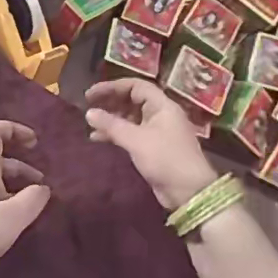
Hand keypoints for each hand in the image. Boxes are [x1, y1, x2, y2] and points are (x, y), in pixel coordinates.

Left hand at [0, 121, 51, 277]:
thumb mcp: (14, 216)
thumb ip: (33, 198)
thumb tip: (42, 188)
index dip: (13, 129)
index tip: (34, 141)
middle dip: (21, 161)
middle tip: (42, 177)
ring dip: (16, 181)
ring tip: (36, 198)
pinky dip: (8, 195)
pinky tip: (19, 213)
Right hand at [85, 79, 218, 209]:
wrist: (188, 191)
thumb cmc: (164, 158)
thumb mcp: (136, 139)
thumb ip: (111, 125)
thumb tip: (89, 113)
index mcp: (162, 105)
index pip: (135, 86)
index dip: (112, 86)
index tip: (91, 94)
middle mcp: (160, 114)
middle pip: (132, 100)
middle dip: (110, 102)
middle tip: (88, 107)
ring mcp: (157, 131)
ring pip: (130, 118)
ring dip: (111, 119)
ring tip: (91, 124)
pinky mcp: (153, 148)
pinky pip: (131, 134)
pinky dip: (116, 134)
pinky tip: (99, 139)